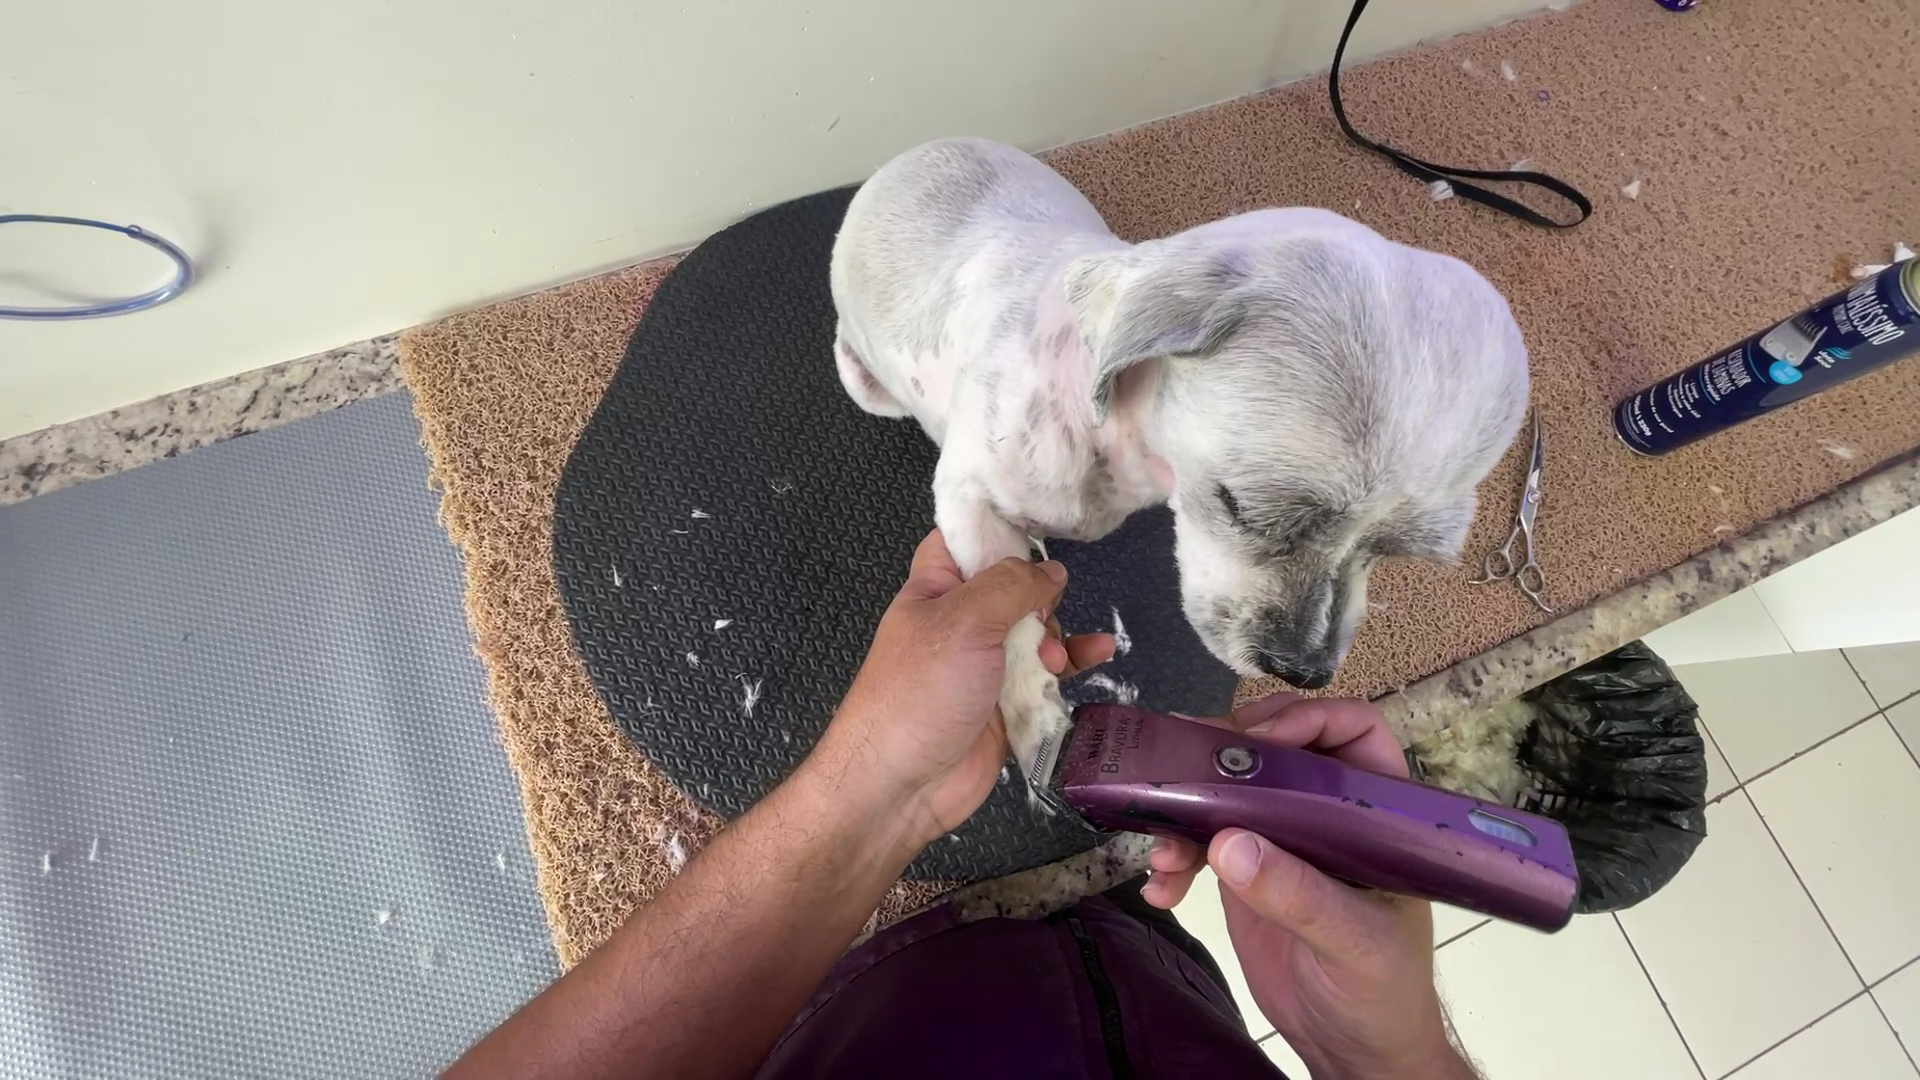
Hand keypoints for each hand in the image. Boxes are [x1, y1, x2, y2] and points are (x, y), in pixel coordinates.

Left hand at [814, 529, 1114, 849]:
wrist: (901, 786)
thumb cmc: (920, 691)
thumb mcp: (963, 621)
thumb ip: (1010, 586)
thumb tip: (1050, 571)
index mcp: (935, 588)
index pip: (964, 538)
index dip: (996, 528)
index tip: (1038, 524)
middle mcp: (961, 620)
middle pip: (1013, 584)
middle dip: (1037, 595)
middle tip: (1038, 619)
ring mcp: (985, 662)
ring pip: (1035, 628)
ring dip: (1056, 633)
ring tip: (1050, 657)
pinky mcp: (1007, 700)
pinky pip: (1048, 671)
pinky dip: (1072, 661)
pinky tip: (1098, 653)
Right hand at [1143, 695, 1469, 1079]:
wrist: (1346, 1050)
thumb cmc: (1380, 994)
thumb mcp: (1354, 946)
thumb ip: (1298, 894)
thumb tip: (1229, 843)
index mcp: (1370, 809)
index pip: (1353, 729)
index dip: (1309, 719)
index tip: (1260, 742)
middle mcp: (1321, 808)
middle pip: (1274, 744)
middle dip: (1226, 750)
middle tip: (1188, 766)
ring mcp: (1277, 831)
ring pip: (1225, 783)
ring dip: (1185, 805)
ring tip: (1163, 848)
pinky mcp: (1240, 861)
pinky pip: (1198, 834)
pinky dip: (1174, 855)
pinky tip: (1162, 887)